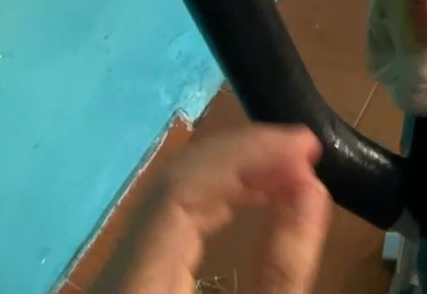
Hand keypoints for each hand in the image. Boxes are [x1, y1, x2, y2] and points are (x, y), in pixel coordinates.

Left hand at [89, 124, 329, 293]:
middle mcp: (114, 272)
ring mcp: (119, 276)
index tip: (306, 146)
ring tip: (295, 169)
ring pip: (175, 197)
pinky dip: (221, 201)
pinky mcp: (132, 281)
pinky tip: (258, 196)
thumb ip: (281, 271)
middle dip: (247, 157)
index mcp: (134, 285)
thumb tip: (313, 187)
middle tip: (309, 152)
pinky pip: (173, 221)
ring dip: (239, 176)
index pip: (181, 187)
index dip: (246, 153)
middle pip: (177, 182)